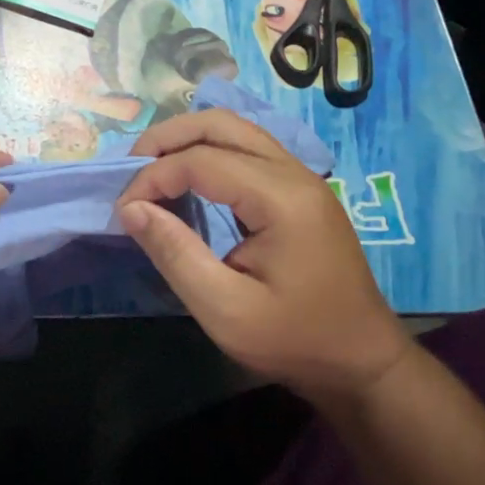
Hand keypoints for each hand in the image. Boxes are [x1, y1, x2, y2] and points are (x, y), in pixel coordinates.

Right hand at [115, 109, 409, 401]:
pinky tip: (184, 182)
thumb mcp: (224, 309)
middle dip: (165, 140)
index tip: (123, 213)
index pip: (200, 160)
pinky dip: (205, 153)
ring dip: (184, 142)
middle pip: (219, 124)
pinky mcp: (297, 191)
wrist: (361, 360)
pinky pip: (245, 149)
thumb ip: (175, 253)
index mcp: (281, 199)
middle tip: (129, 175)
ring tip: (149, 174)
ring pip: (233, 129)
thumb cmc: (294, 339)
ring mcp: (300, 179)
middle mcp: (294, 174)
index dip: (152, 178)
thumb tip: (130, 208)